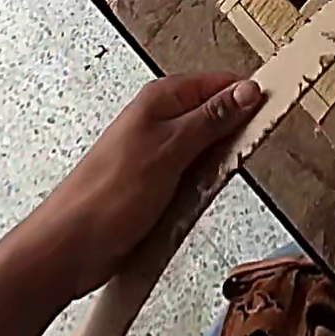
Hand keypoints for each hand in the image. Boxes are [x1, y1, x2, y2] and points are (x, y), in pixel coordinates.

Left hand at [3, 72, 263, 302]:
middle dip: (232, 135)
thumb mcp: (172, 149)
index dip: (248, 96)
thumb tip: (248, 90)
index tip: (270, 109)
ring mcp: (161, 149)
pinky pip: (196, 173)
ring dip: (215, 165)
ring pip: (210, 147)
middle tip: (234, 154)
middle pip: (219, 114)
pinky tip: (194, 197)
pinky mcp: (160, 178)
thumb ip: (214, 117)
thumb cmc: (103, 196)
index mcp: (164, 97)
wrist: (64, 252)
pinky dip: (201, 185)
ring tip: (205, 182)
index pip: (223, 83)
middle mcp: (163, 117)